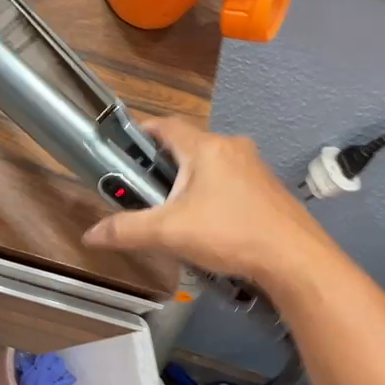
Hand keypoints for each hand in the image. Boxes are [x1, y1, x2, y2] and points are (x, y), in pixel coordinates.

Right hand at [81, 118, 339, 293]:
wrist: (294, 259)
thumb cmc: (230, 234)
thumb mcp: (168, 233)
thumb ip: (125, 230)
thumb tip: (90, 234)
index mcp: (206, 148)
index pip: (166, 126)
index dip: (140, 133)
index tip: (121, 150)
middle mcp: (232, 148)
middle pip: (186, 148)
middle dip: (160, 167)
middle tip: (140, 193)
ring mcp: (254, 169)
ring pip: (207, 167)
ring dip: (185, 185)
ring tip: (169, 215)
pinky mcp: (266, 190)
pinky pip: (227, 184)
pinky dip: (208, 198)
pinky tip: (204, 227)